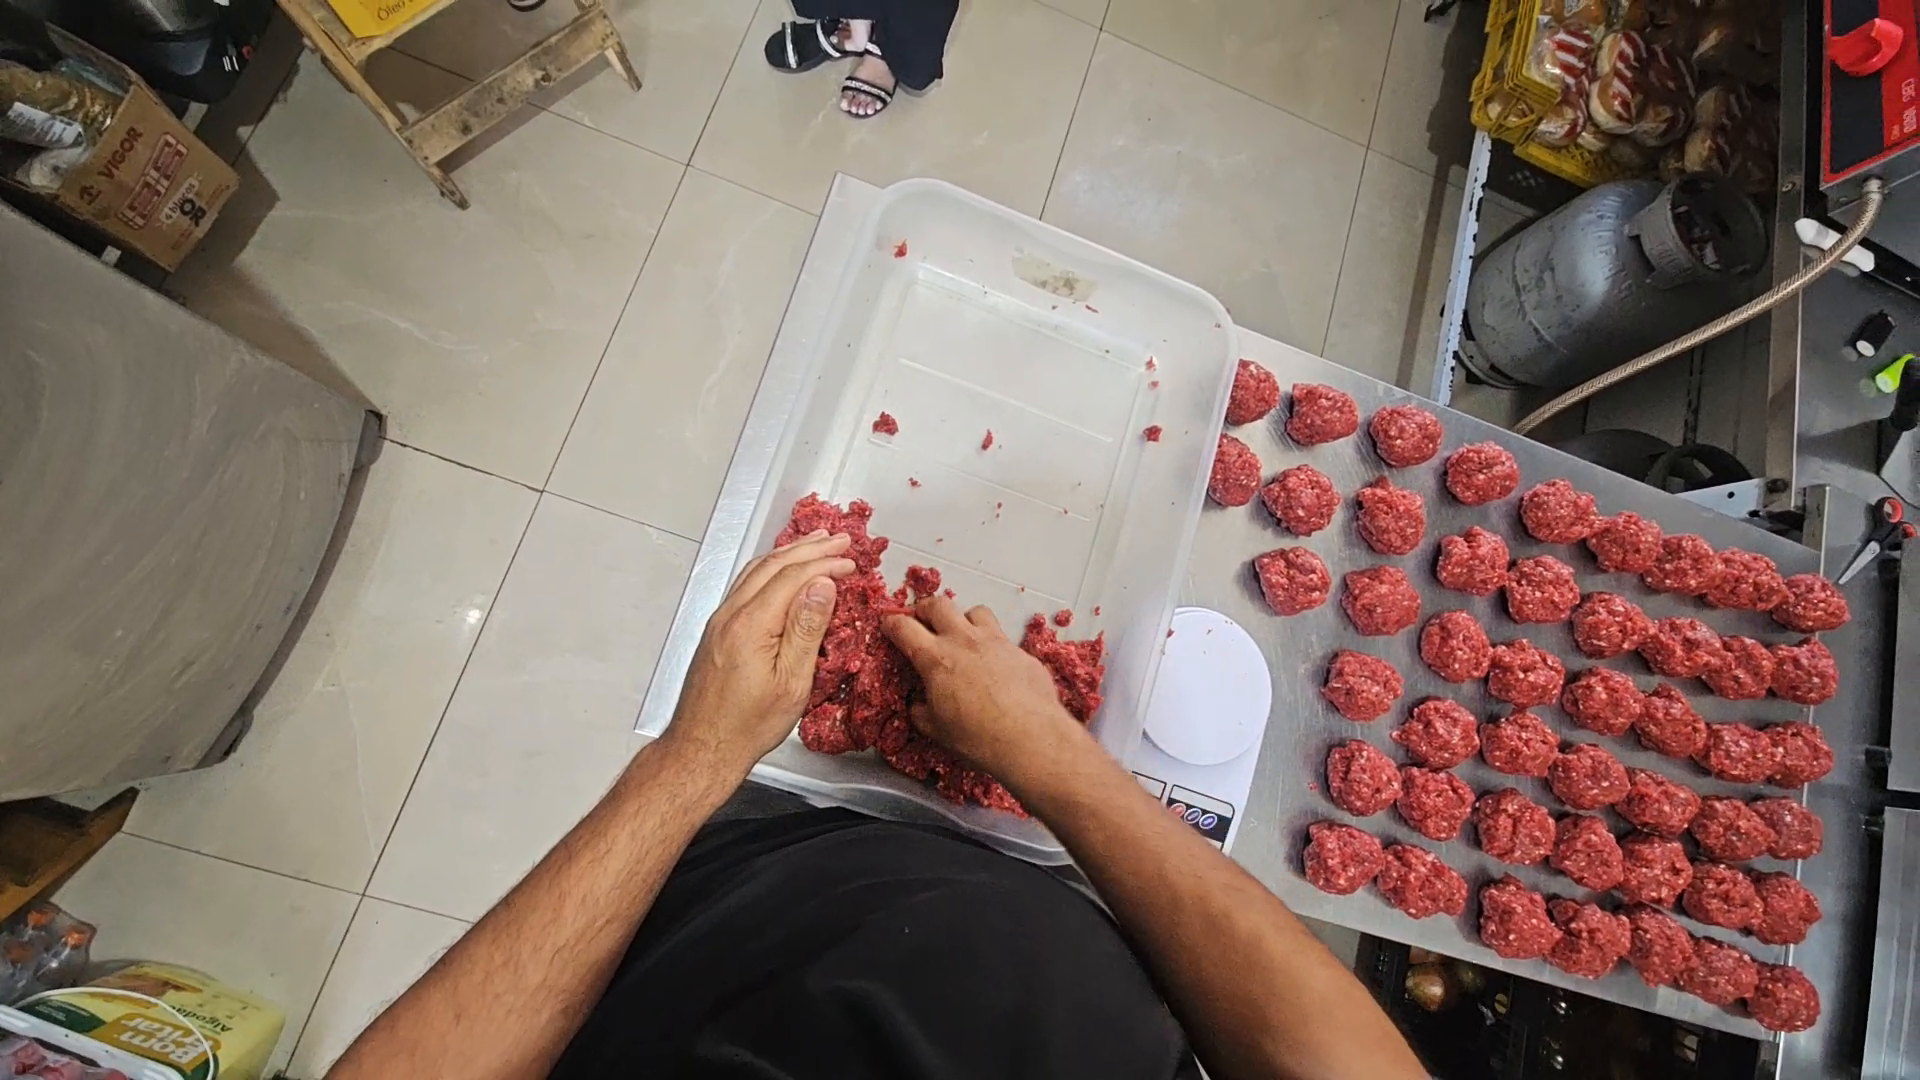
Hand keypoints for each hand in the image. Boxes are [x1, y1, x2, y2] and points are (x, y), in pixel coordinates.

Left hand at [666, 531, 855, 776]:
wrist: (702, 748)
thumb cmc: (748, 725)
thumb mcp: (792, 682)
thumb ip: (807, 629)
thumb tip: (822, 586)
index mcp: (751, 625)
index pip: (793, 577)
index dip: (825, 564)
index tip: (850, 561)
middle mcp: (731, 615)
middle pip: (773, 565)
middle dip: (810, 548)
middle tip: (839, 539)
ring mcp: (720, 620)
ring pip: (757, 570)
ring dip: (789, 553)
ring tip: (816, 543)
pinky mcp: (718, 630)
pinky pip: (747, 584)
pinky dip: (772, 568)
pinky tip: (783, 570)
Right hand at [882, 596, 1086, 788]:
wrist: (1030, 738)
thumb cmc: (979, 737)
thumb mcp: (938, 730)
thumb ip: (923, 712)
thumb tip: (919, 707)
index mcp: (936, 658)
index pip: (904, 628)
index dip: (892, 623)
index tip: (889, 623)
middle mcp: (964, 641)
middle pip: (939, 605)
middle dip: (926, 608)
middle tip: (923, 618)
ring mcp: (995, 642)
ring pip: (975, 612)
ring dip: (964, 619)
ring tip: (963, 634)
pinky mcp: (1021, 651)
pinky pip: (1003, 639)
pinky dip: (994, 646)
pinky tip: (997, 666)